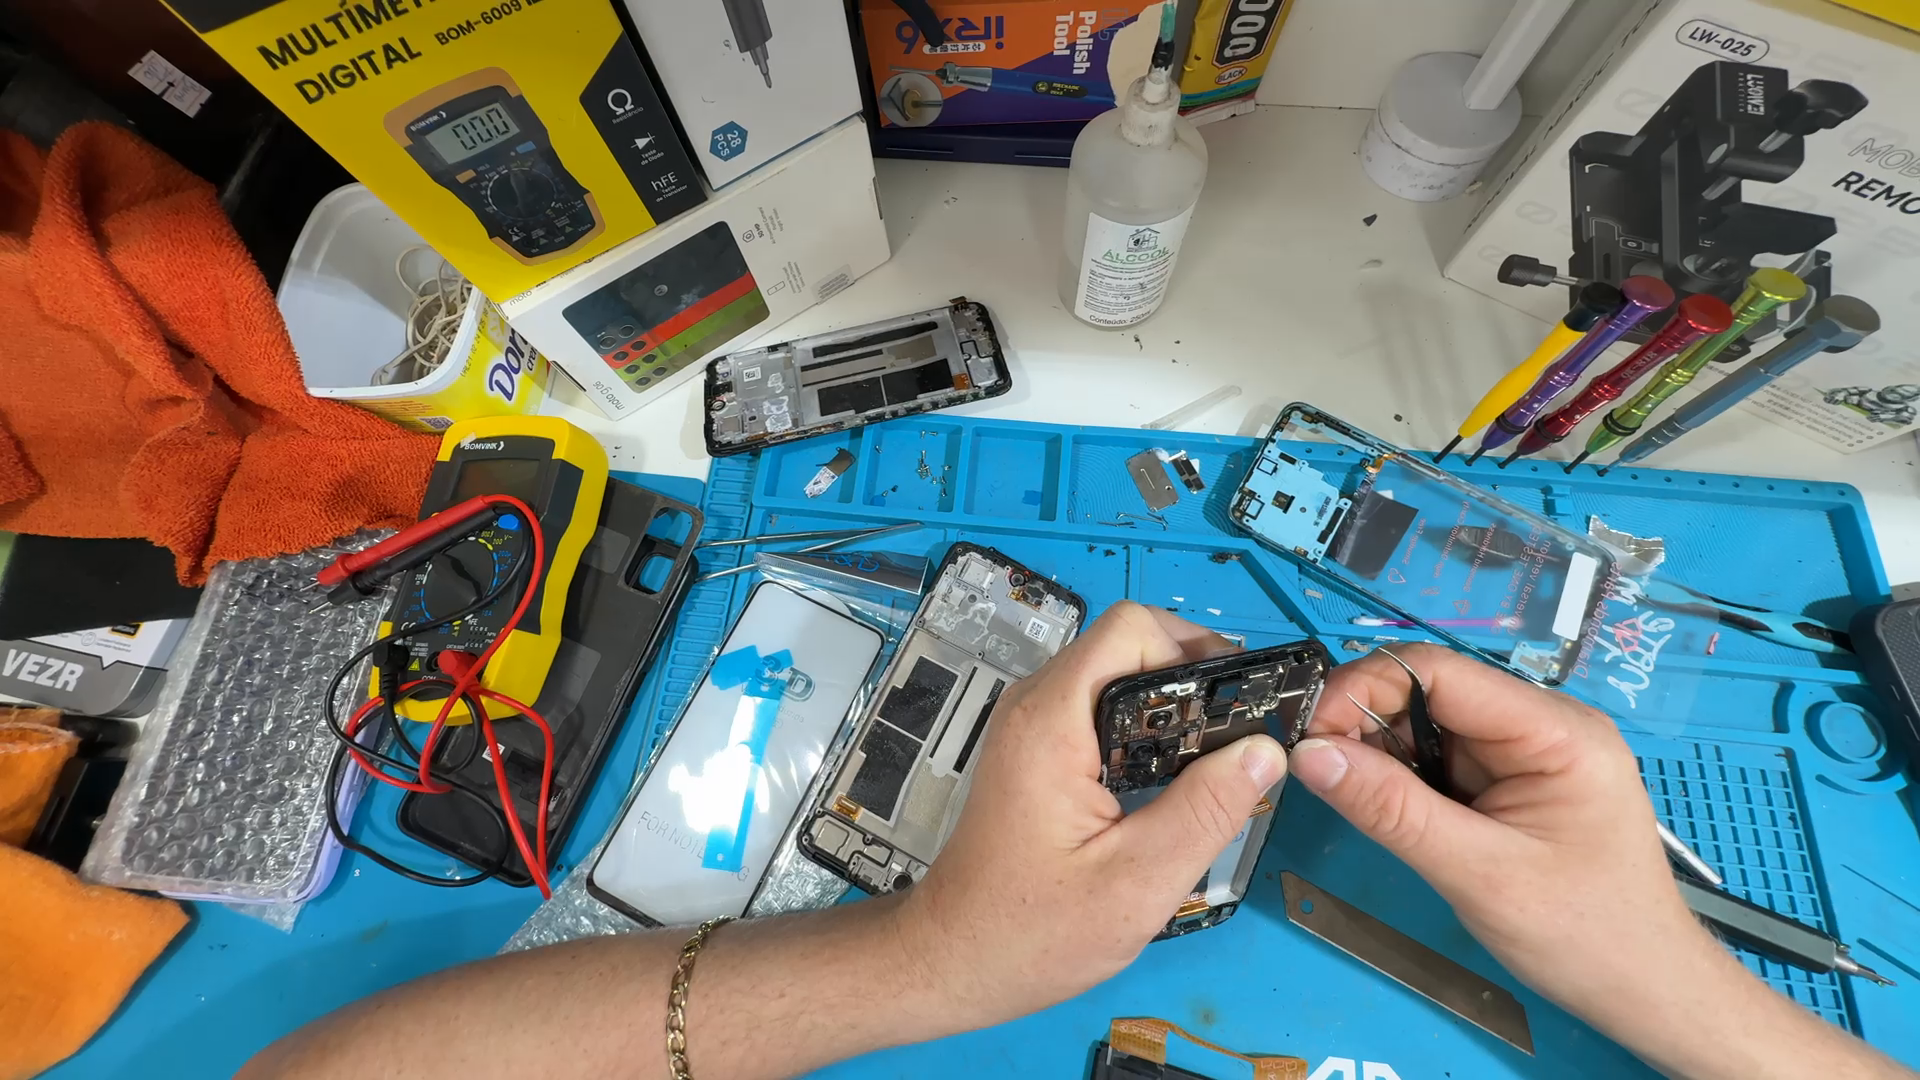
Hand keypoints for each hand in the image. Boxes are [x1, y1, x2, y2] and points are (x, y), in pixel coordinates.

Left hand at [892, 602, 1288, 1028]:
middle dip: (1188, 670)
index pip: (1127, 629)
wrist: (955, 953)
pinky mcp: (1032, 742)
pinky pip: (1095, 702)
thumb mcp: (1136, 881)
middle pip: (1121, 643)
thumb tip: (1266, 748)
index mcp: (1052, 717)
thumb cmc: (1036, 928)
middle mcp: (1034, 701)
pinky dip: (1140, 718)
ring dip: (1167, 696)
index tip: (1239, 695)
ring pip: (1110, 671)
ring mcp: (1029, 719)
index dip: (1190, 647)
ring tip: (1218, 746)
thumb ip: (1205, 810)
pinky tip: (1172, 765)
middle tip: (1241, 725)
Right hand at [1289, 644, 1711, 1030]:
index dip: (1362, 688)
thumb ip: (1389, 809)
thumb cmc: (1584, 937)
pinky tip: (1376, 798)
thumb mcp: (1478, 874)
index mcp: (1552, 730)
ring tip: (1345, 788)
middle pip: (1418, 687)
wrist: (1647, 997)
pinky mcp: (1493, 770)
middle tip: (1316, 764)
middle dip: (1358, 719)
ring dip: (1368, 746)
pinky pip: (1420, 747)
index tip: (1310, 735)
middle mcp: (1531, 721)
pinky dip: (1386, 768)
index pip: (1434, 670)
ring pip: (1412, 716)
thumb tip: (1305, 753)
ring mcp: (1512, 745)